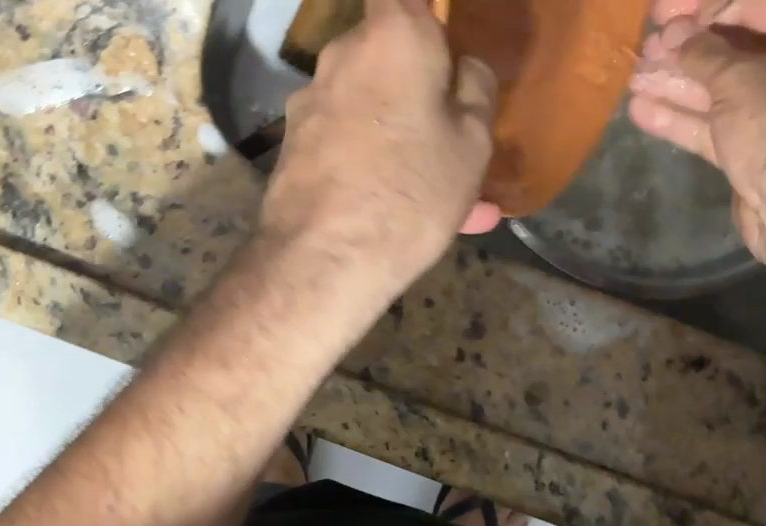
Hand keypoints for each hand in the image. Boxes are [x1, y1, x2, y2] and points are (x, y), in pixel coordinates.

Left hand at [258, 0, 500, 296]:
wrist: (323, 262)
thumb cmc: (410, 193)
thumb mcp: (473, 145)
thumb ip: (475, 92)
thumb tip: (464, 70)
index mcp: (394, 35)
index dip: (425, 17)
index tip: (439, 51)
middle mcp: (341, 56)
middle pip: (386, 59)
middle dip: (418, 93)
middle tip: (449, 142)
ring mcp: (309, 106)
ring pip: (369, 115)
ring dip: (400, 146)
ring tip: (437, 204)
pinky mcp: (290, 152)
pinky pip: (345, 150)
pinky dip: (370, 172)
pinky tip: (395, 218)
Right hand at [627, 0, 765, 282]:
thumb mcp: (738, 81)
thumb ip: (702, 53)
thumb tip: (672, 33)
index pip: (753, 4)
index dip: (706, 7)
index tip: (664, 14)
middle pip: (730, 48)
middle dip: (684, 49)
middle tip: (644, 46)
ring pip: (714, 88)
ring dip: (673, 83)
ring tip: (633, 77)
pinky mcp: (747, 145)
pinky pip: (710, 122)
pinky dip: (678, 116)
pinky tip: (641, 111)